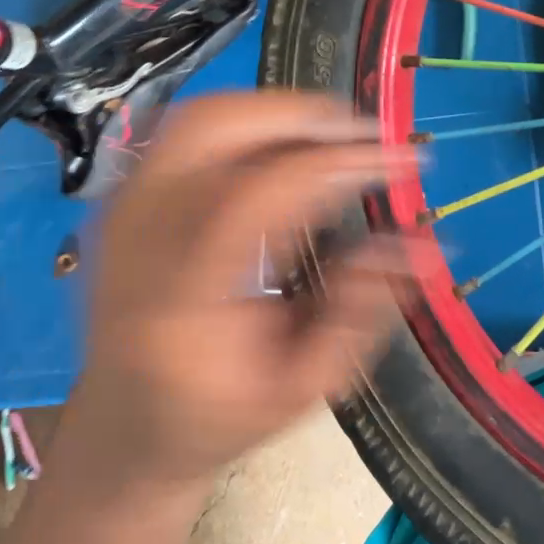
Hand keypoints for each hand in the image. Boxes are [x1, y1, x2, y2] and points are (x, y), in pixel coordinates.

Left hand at [65, 91, 411, 491]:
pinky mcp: (123, 200)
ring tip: (336, 136)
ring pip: (202, 116)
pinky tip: (291, 146)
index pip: (260, 194)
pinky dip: (251, 122)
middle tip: (366, 136)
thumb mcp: (305, 388)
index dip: (339, 163)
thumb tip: (422, 246)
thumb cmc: (215, 418)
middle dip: (305, 117)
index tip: (400, 161)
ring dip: (279, 112)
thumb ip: (361, 315)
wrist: (121, 431)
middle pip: (216, 129)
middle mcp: (139, 239)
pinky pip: (190, 129)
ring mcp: (121, 212)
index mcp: (181, 299)